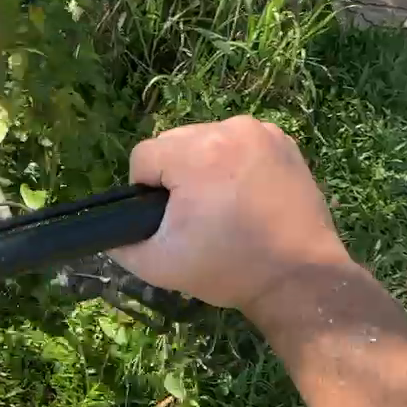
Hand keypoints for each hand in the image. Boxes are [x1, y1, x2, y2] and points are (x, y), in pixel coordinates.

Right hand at [113, 116, 358, 312]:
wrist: (295, 277)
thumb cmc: (225, 269)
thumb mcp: (159, 266)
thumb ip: (122, 246)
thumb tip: (111, 234)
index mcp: (196, 154)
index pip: (143, 156)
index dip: (145, 192)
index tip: (167, 221)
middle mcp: (229, 129)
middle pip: (174, 142)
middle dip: (174, 176)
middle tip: (194, 218)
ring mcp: (261, 132)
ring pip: (206, 141)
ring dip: (202, 168)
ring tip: (220, 208)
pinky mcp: (283, 141)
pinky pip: (238, 144)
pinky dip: (233, 165)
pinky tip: (244, 197)